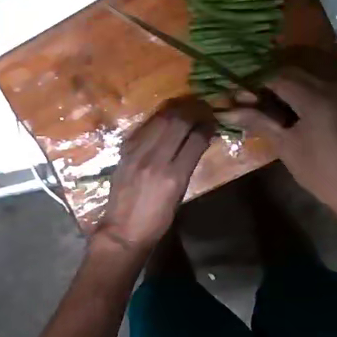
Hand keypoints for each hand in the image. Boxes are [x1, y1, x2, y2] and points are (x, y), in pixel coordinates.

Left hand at [94, 100, 213, 253]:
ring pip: (160, 119)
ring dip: (176, 110)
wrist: (123, 229)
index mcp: (174, 176)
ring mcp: (137, 153)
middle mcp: (155, 160)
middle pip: (177, 122)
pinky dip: (158, 119)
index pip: (195, 140)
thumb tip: (199, 141)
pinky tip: (165, 118)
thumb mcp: (180, 195)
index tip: (213, 121)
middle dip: (193, 111)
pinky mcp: (125, 151)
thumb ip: (188, 166)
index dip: (207, 126)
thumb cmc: (157, 219)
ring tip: (186, 107)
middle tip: (202, 108)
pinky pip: (145, 127)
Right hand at [220, 70, 336, 217]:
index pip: (278, 78)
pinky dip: (301, 94)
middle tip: (252, 101)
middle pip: (293, 74)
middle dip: (270, 84)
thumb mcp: (284, 145)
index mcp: (314, 98)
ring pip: (306, 80)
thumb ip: (258, 121)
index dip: (256, 84)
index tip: (240, 96)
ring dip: (286, 88)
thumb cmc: (317, 170)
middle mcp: (329, 89)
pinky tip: (289, 112)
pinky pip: (318, 89)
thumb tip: (228, 110)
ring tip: (268, 107)